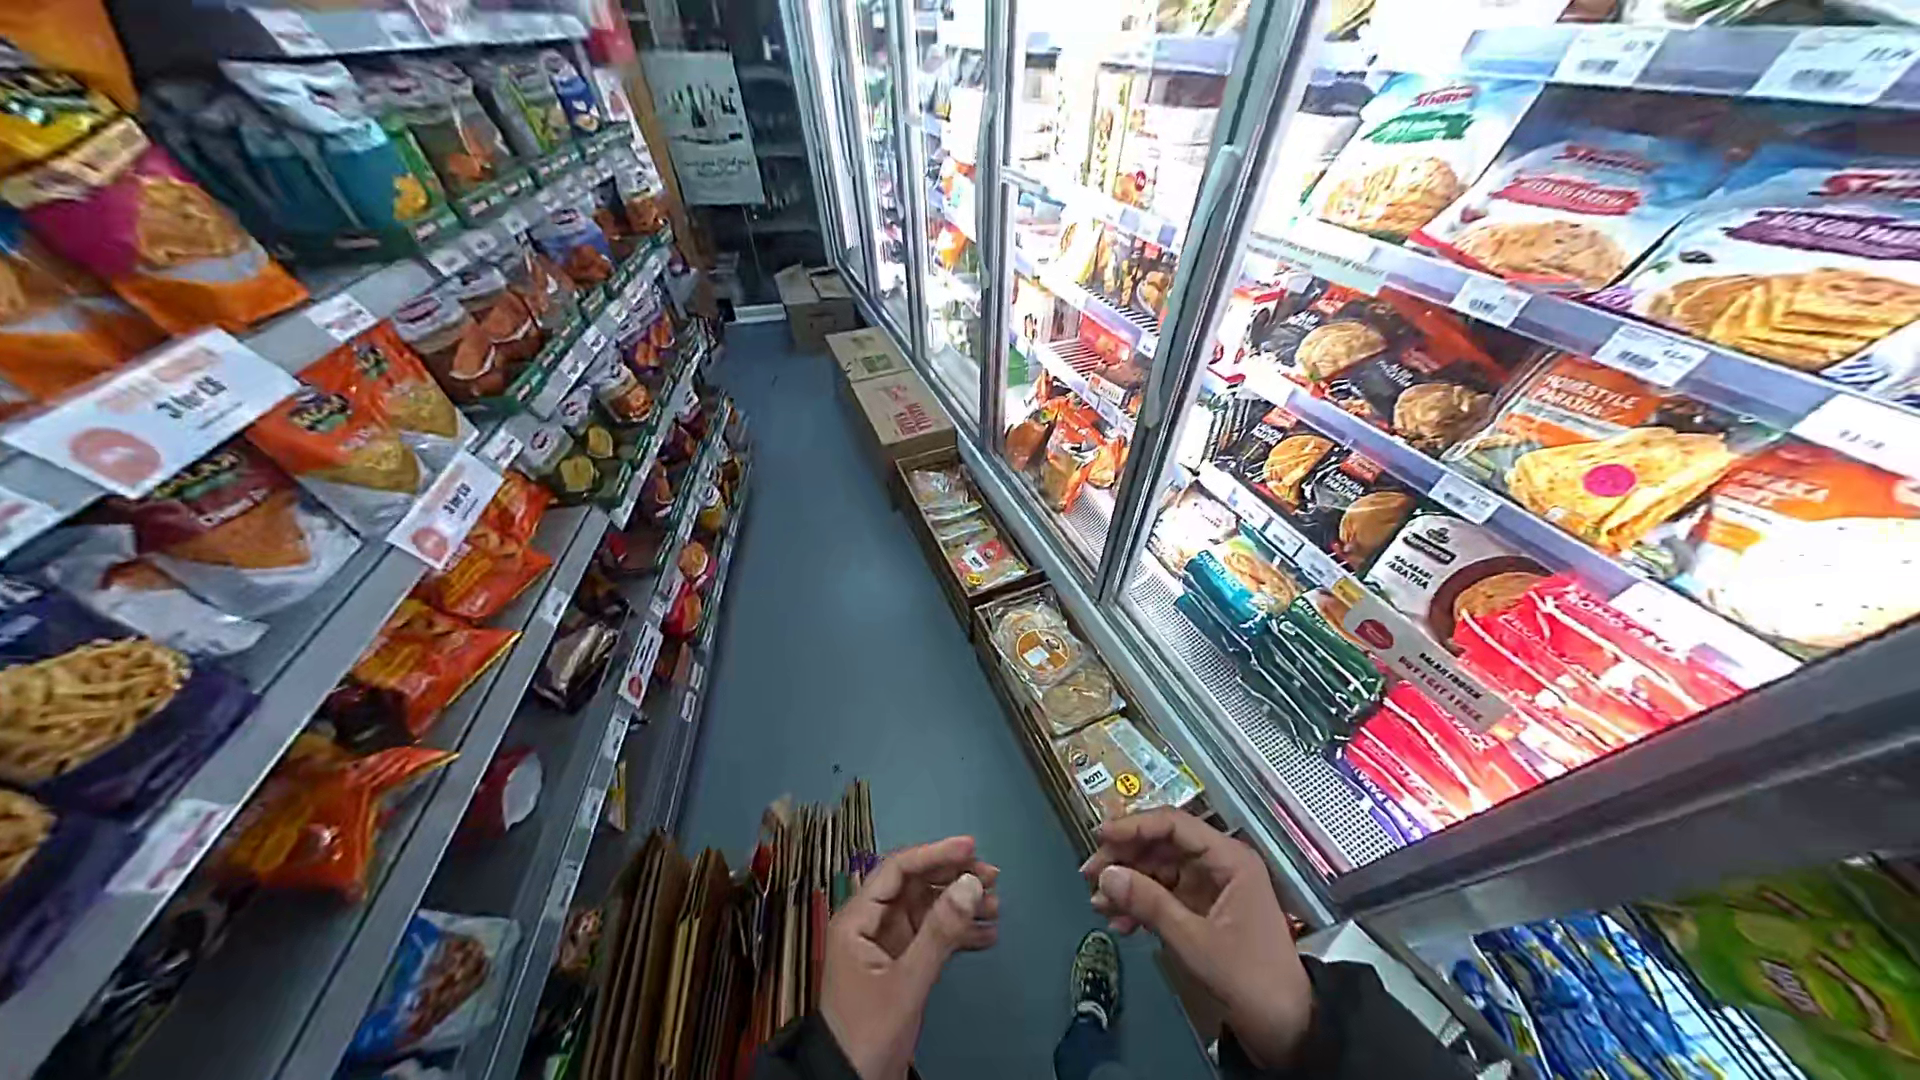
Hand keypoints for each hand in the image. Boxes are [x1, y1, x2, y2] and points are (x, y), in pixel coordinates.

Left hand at [821, 836, 1000, 1079]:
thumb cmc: (869, 1033)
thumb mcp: (907, 982)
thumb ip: (939, 932)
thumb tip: (970, 883)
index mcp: (858, 918)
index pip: (898, 869)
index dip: (934, 853)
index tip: (970, 847)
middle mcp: (872, 922)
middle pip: (916, 884)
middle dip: (953, 877)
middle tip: (992, 876)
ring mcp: (887, 942)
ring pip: (928, 908)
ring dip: (961, 905)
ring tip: (996, 906)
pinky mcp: (901, 962)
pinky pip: (933, 935)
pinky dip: (958, 933)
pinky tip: (987, 935)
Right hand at [1082, 809, 1312, 1069]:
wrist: (1288, 1032)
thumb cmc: (1249, 979)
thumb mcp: (1195, 941)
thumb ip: (1149, 903)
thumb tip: (1105, 875)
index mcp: (1228, 858)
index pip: (1174, 824)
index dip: (1134, 825)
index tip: (1100, 836)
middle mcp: (1218, 863)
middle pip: (1160, 844)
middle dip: (1124, 858)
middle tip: (1090, 874)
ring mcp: (1208, 885)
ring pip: (1156, 869)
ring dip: (1127, 884)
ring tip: (1099, 905)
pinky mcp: (1201, 907)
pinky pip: (1162, 893)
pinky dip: (1139, 904)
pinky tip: (1118, 922)